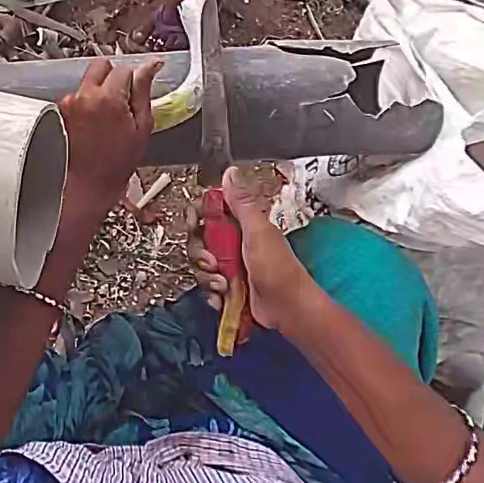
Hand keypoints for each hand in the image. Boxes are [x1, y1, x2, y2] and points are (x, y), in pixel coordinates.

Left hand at [57, 57, 163, 217]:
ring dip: (99, 92)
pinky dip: (87, 105)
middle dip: (113, 76)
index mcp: (108, 98)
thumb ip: (144, 91)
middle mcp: (84, 96)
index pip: (124, 68)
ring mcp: (69, 103)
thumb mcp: (141, 127)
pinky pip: (78, 97)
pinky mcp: (61, 112)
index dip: (134, 78)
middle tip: (122, 99)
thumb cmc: (116, 163)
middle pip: (101, 65)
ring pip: (88, 82)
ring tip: (108, 120)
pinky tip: (94, 126)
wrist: (87, 185)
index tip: (137, 90)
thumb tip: (150, 67)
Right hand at [186, 165, 330, 332]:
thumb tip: (230, 172)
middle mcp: (234, 242)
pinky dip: (213, 294)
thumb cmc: (278, 269)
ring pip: (200, 264)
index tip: (195, 222)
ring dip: (207, 277)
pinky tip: (224, 297)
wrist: (288, 310)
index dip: (197, 215)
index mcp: (241, 224)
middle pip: (198, 239)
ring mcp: (231, 265)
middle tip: (212, 261)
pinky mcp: (229, 287)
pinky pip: (207, 286)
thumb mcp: (258, 231)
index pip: (209, 211)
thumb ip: (241, 202)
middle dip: (200, 253)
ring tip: (222, 284)